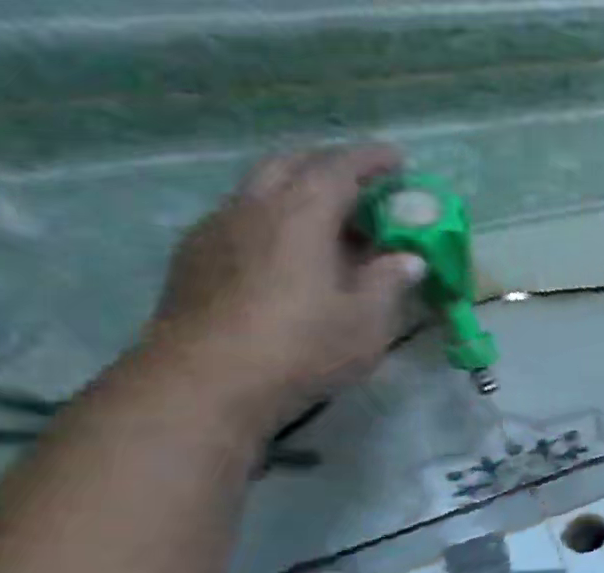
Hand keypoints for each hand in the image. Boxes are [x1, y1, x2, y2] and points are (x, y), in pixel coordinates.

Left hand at [138, 143, 427, 430]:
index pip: (340, 167)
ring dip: (295, 191)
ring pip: (260, 189)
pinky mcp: (195, 256)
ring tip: (322, 220)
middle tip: (359, 186)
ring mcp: (217, 228)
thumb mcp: (365, 323)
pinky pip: (239, 218)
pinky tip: (280, 253)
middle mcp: (255, 206)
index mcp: (301, 213)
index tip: (398, 160)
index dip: (372, 159)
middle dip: (329, 165)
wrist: (209, 381)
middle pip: (292, 164)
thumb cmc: (301, 348)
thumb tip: (408, 258)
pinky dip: (269, 219)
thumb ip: (388, 283)